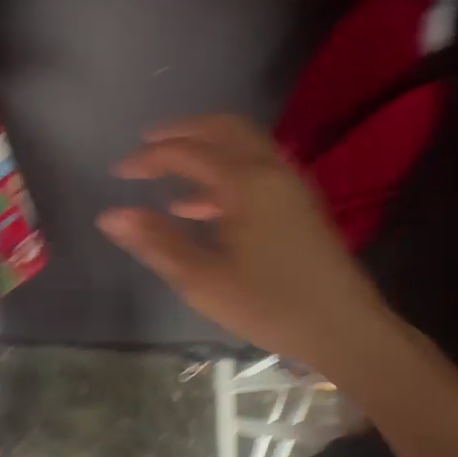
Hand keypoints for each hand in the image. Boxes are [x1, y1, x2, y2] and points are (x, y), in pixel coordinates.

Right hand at [98, 114, 389, 369]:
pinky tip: (198, 207)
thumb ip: (156, 242)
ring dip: (204, 148)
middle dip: (181, 132)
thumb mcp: (203, 280)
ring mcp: (289, 182)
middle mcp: (269, 169)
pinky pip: (255, 166)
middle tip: (147, 144)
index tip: (118, 172)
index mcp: (244, 181)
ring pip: (242, 143)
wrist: (347, 329)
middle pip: (221, 128)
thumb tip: (110, 216)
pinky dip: (224, 170)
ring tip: (168, 172)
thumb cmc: (271, 305)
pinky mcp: (298, 201)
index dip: (148, 157)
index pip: (186, 151)